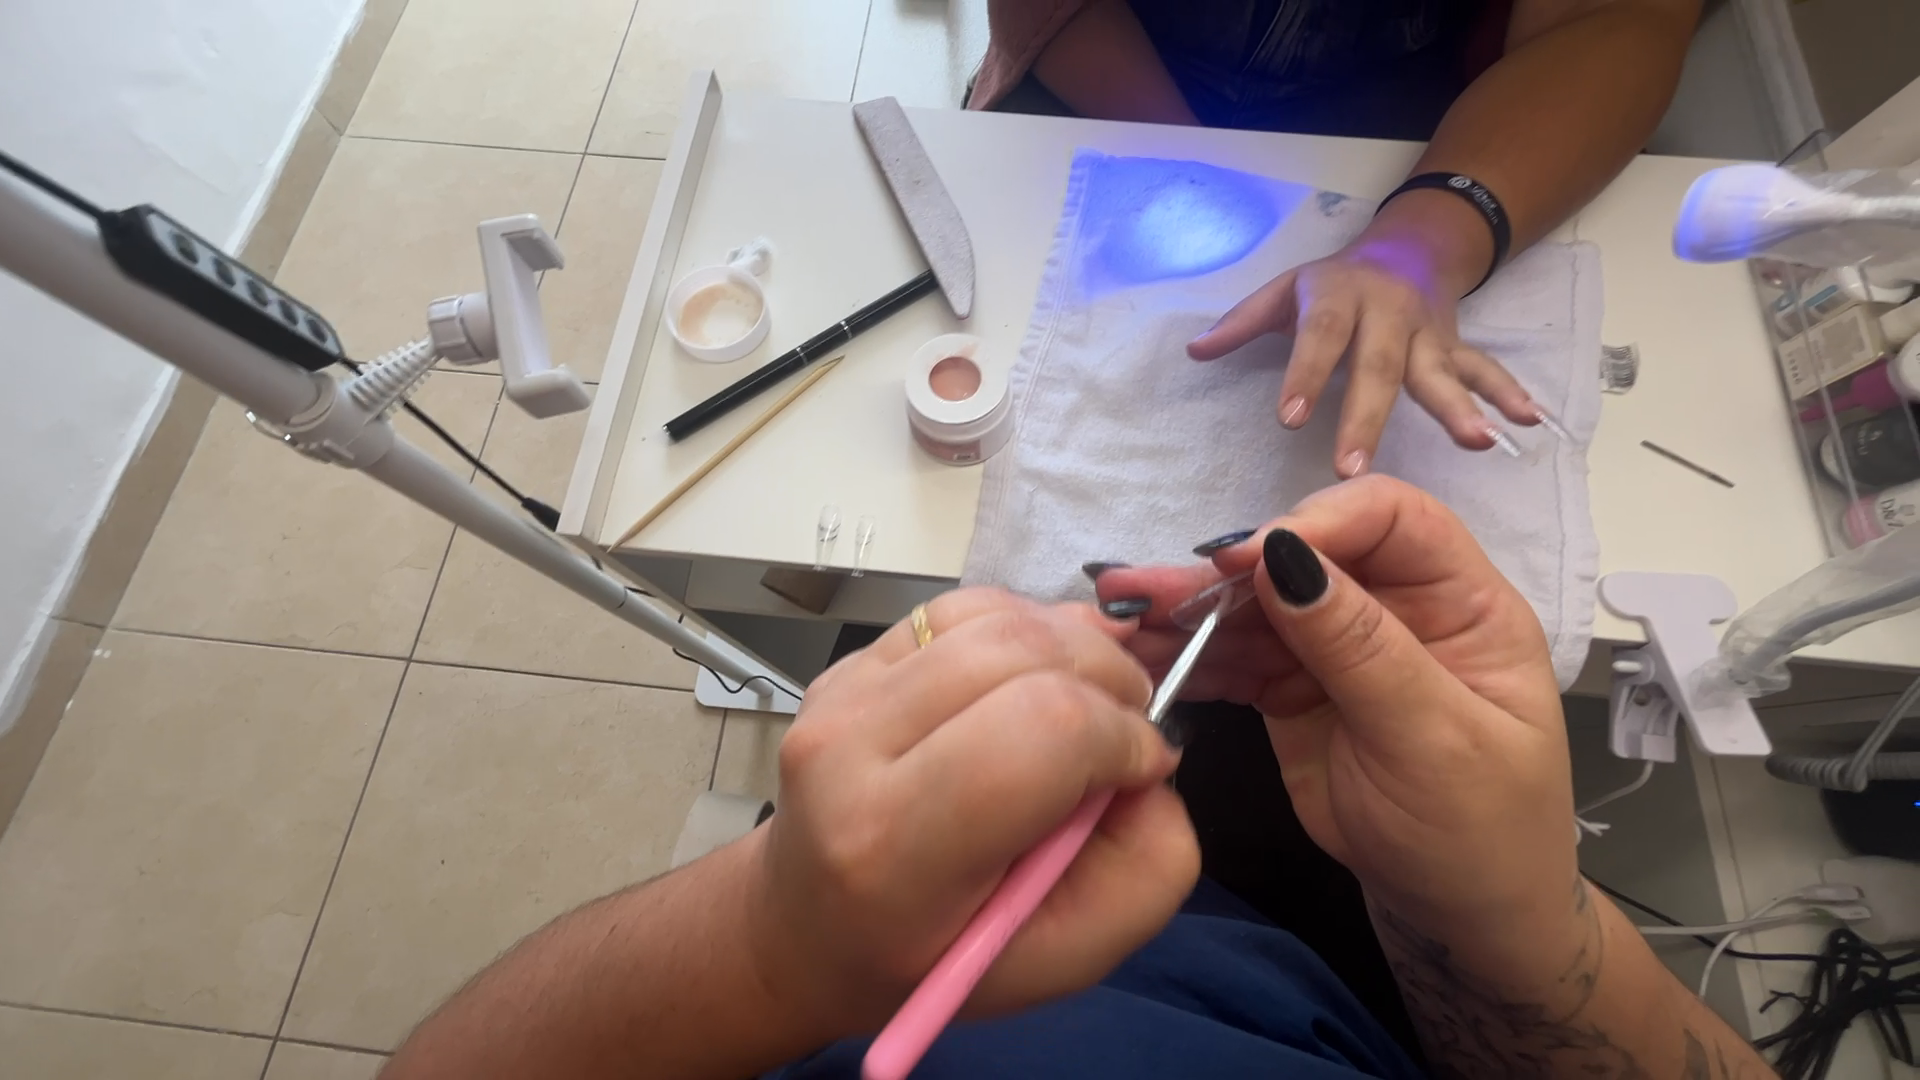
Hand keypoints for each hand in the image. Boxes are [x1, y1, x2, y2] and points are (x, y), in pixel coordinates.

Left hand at [747, 589, 1197, 1034]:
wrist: (806, 920)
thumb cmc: (929, 956)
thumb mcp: (1061, 959)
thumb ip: (1143, 869)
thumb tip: (1151, 756)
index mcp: (894, 844)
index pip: (1040, 731)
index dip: (1120, 733)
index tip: (1143, 765)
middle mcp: (850, 747)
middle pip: (1019, 651)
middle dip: (1108, 675)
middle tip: (1127, 721)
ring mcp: (841, 691)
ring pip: (993, 615)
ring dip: (1070, 641)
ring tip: (1087, 694)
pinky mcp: (846, 662)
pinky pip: (958, 609)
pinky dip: (1021, 625)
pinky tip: (1030, 672)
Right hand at [1093, 477, 1574, 935]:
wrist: (1451, 910)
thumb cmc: (1477, 829)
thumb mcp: (1432, 739)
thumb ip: (1358, 646)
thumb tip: (1283, 557)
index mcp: (1456, 602)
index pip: (1389, 520)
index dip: (1317, 522)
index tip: (1245, 561)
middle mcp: (1387, 607)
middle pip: (1295, 559)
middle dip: (1218, 573)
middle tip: (1140, 586)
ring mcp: (1329, 645)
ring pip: (1249, 607)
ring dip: (1184, 612)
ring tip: (1119, 614)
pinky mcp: (1285, 684)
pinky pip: (1229, 657)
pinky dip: (1186, 657)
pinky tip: (1142, 657)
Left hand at [1187, 192, 1544, 476]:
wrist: (1407, 247)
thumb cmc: (1329, 285)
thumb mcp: (1282, 293)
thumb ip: (1239, 323)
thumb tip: (1192, 350)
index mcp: (1335, 299)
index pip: (1320, 338)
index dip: (1306, 375)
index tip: (1290, 420)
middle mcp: (1386, 313)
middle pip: (1378, 368)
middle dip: (1367, 418)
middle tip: (1352, 469)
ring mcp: (1426, 331)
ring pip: (1439, 370)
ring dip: (1458, 406)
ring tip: (1477, 442)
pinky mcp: (1455, 344)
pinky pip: (1483, 367)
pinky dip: (1506, 392)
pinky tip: (1526, 423)